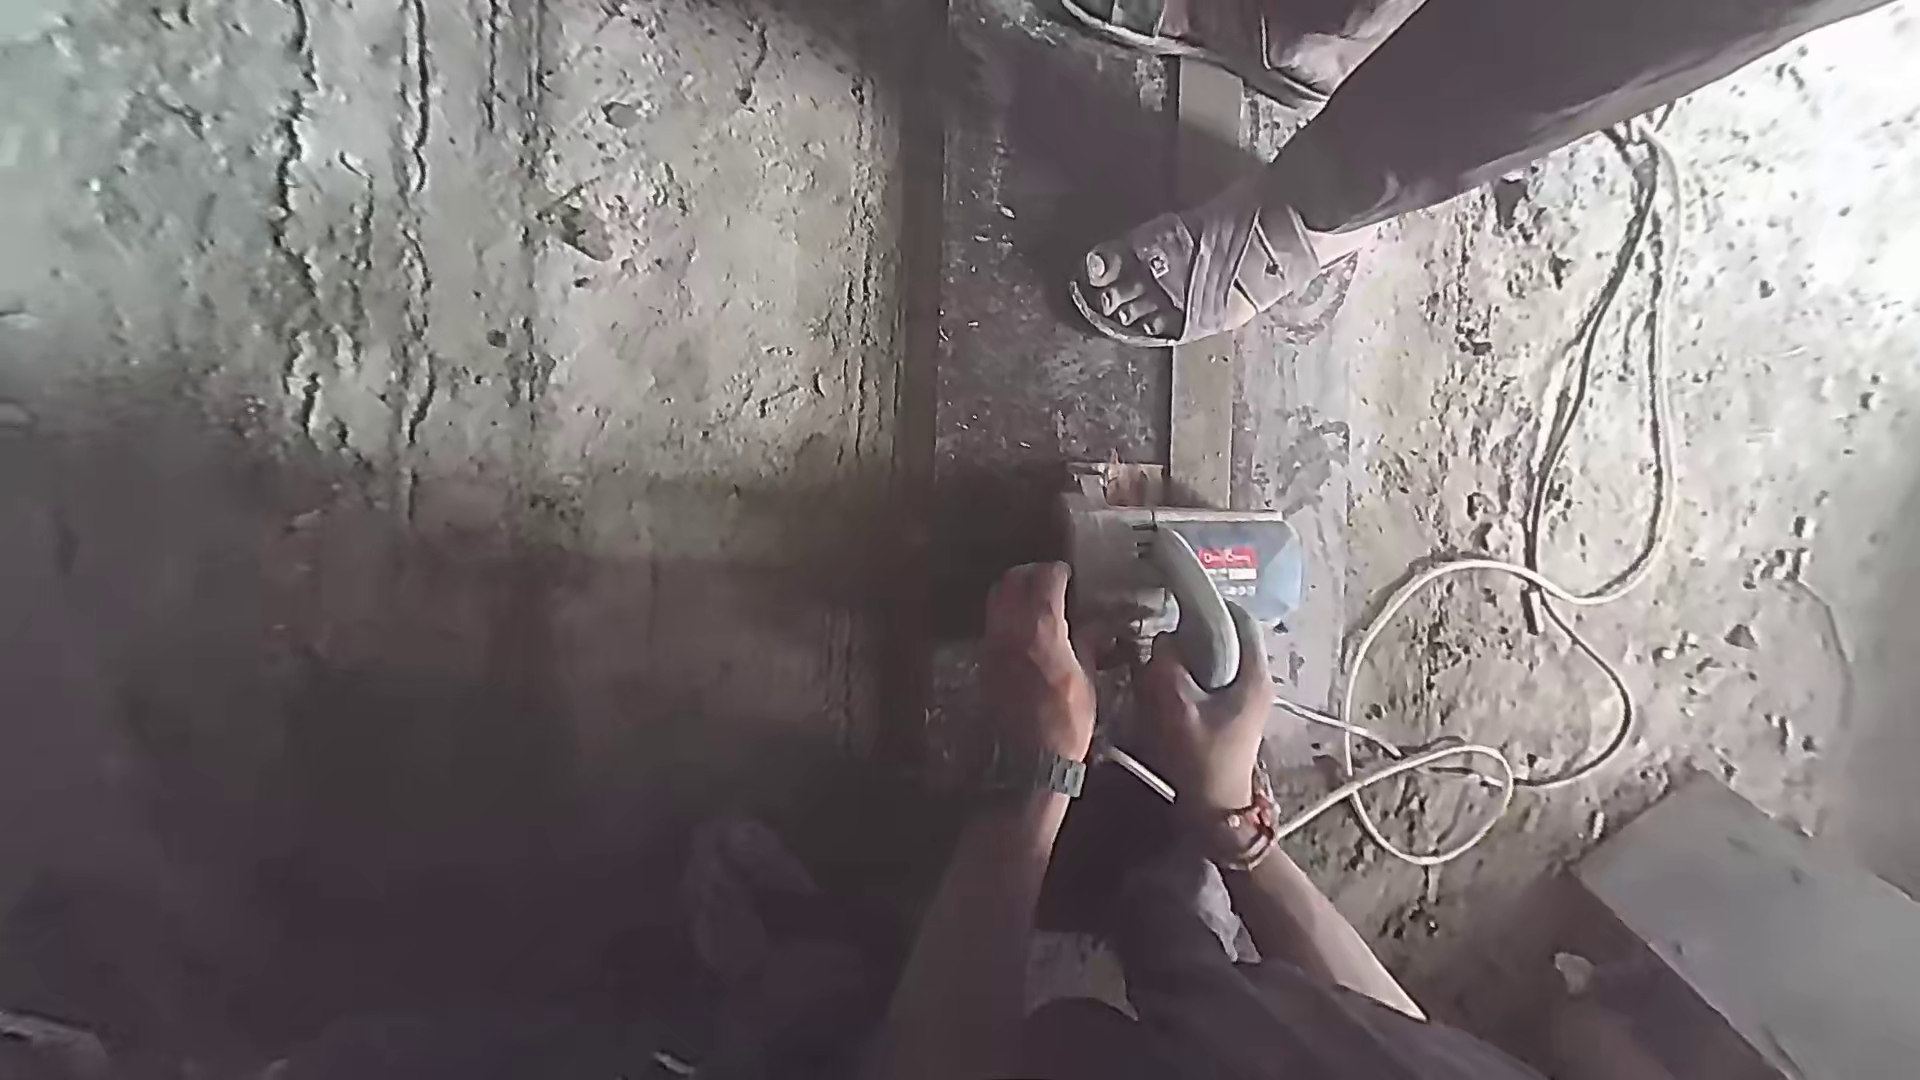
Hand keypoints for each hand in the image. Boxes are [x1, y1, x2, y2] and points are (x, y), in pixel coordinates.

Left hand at [980, 562, 1095, 760]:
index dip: (1056, 571)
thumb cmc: (1064, 724)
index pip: (1044, 579)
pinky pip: (992, 623)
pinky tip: (1022, 628)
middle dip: (1030, 573)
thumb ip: (1087, 646)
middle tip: (1048, 579)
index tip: (1066, 574)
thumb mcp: (1085, 682)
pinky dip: (1005, 614)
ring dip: (1014, 590)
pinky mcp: (983, 660)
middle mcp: (1010, 629)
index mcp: (1041, 629)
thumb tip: (1096, 628)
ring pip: (996, 598)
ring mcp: (992, 644)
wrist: (1025, 760)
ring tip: (1034, 599)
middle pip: (1012, 580)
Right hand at [1135, 602, 1271, 809]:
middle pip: (1224, 635)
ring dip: (1186, 651)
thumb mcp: (1174, 704)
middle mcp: (1254, 681)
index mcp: (1253, 675)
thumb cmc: (1198, 757)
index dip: (1208, 602)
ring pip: (1212, 655)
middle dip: (1191, 629)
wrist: (1212, 811)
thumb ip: (1166, 663)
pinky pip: (1206, 674)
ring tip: (1158, 654)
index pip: (1239, 618)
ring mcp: (1242, 696)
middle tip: (1159, 628)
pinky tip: (1162, 678)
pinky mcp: (1227, 709)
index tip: (1176, 597)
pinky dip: (1186, 670)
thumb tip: (1162, 639)